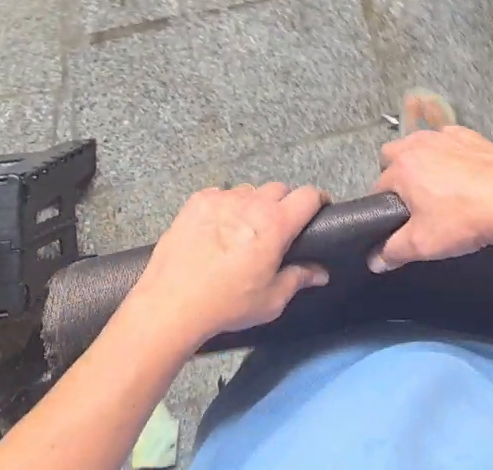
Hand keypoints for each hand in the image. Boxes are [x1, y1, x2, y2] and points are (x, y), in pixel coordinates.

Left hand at [127, 183, 329, 348]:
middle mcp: (251, 203)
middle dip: (284, 204)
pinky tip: (216, 230)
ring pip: (248, 191)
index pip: (308, 195)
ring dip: (253, 205)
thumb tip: (320, 271)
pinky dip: (225, 207)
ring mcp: (222, 198)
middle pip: (279, 189)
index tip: (318, 212)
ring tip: (243, 231)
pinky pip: (220, 195)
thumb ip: (298, 279)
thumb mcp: (270, 300)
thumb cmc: (227, 304)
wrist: (172, 303)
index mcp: (275, 224)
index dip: (318, 201)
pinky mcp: (197, 201)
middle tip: (278, 230)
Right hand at [369, 126, 492, 271]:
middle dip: (395, 171)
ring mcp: (446, 136)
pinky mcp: (472, 136)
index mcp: (402, 167)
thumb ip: (393, 251)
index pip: (378, 185)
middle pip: (393, 153)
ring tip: (437, 184)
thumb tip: (374, 260)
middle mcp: (419, 145)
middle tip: (412, 199)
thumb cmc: (463, 220)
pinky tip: (463, 170)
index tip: (393, 219)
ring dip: (421, 158)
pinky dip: (449, 151)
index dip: (382, 204)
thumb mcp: (423, 244)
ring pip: (420, 141)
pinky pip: (450, 139)